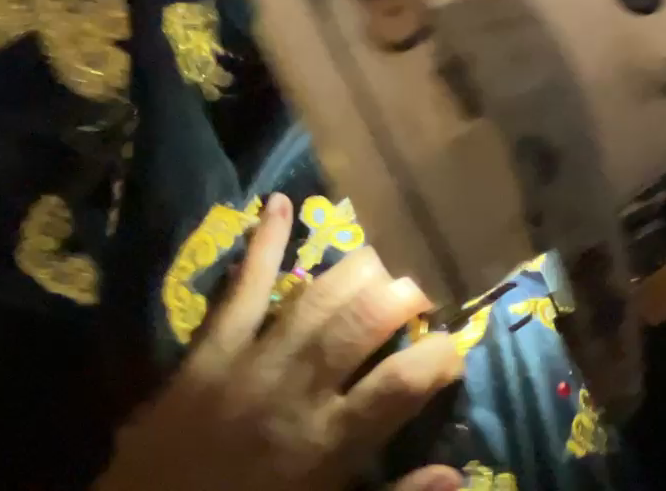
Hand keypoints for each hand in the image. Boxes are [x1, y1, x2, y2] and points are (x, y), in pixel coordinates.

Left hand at [97, 192, 465, 490]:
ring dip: (356, 270)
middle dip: (403, 295)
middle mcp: (297, 392)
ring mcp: (251, 363)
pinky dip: (262, 244)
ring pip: (316, 295)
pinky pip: (242, 289)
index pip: (402, 383)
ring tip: (381, 267)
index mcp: (327, 444)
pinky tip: (281, 202)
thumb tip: (455, 476)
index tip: (452, 351)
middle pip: (362, 320)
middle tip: (418, 297)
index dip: (439, 356)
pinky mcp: (209, 350)